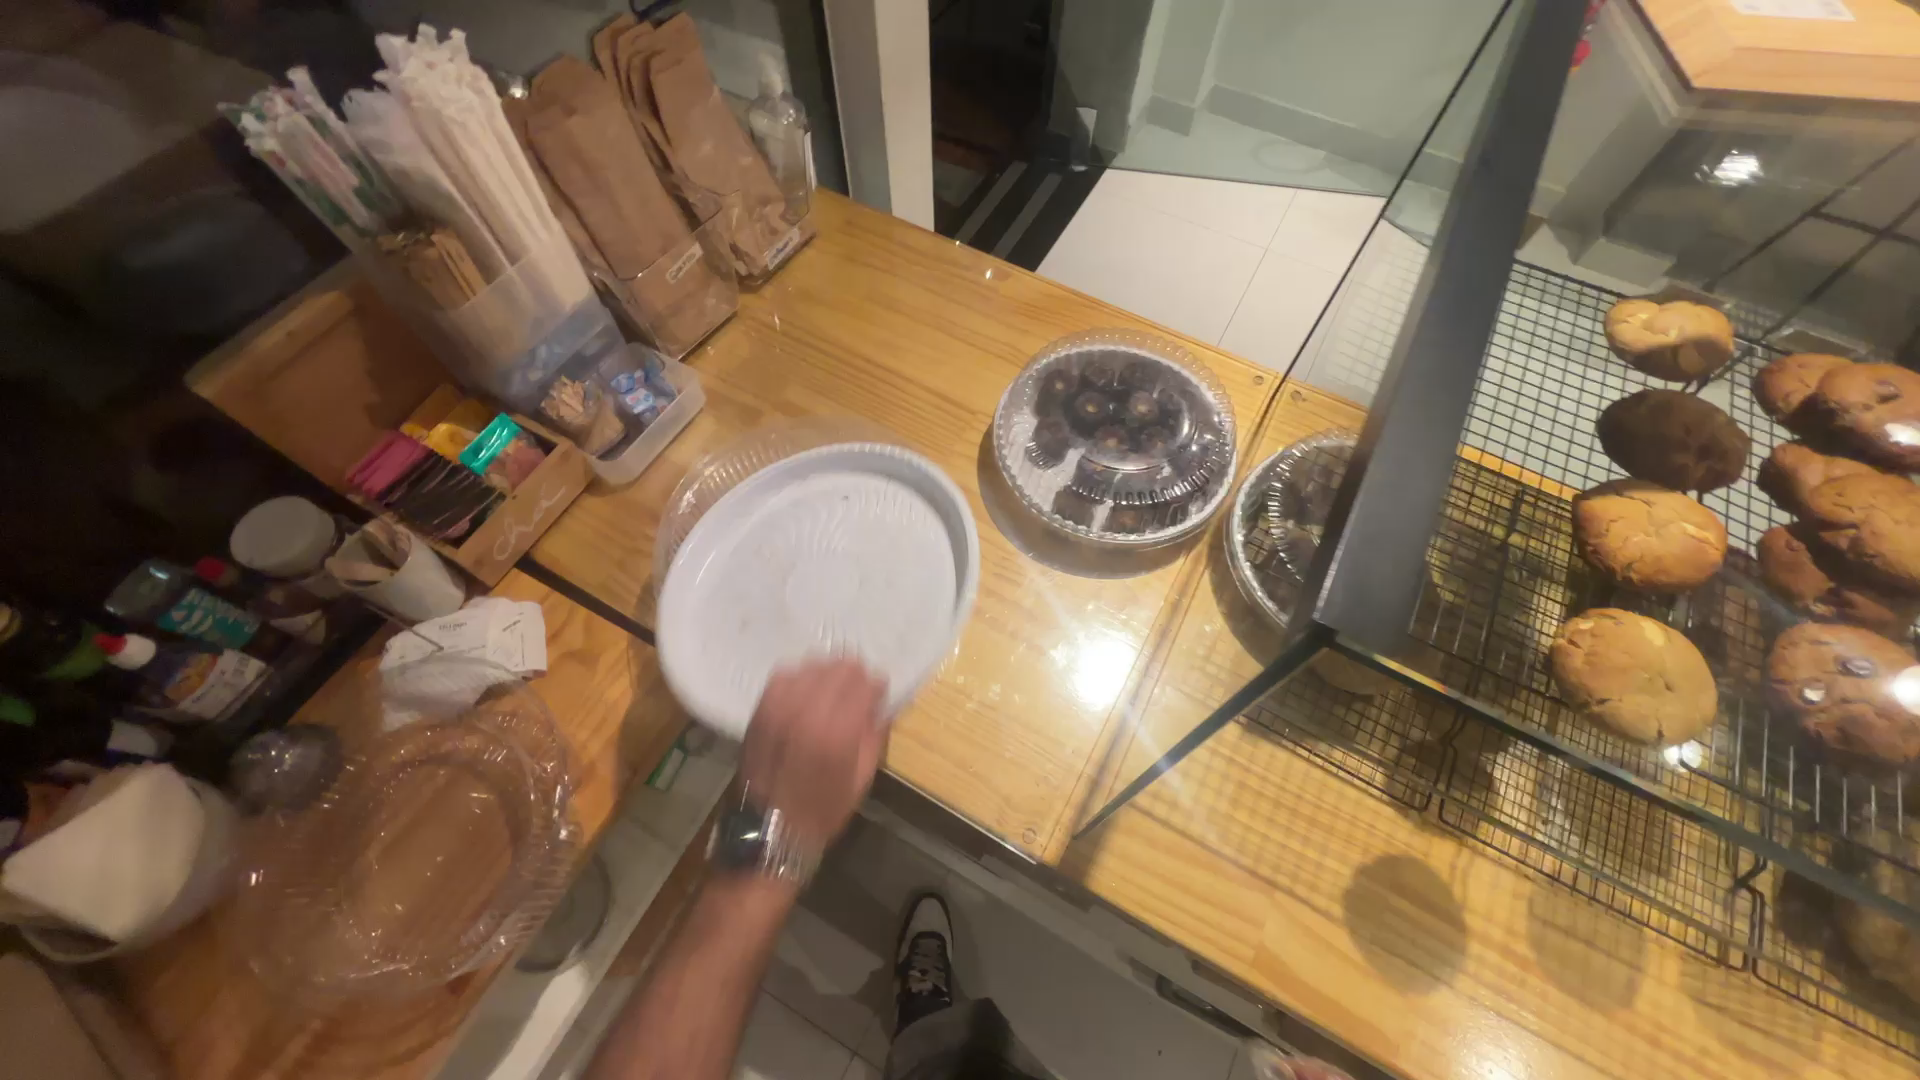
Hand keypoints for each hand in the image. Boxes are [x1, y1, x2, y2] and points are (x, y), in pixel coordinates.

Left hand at [742, 659, 888, 851]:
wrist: (769, 831)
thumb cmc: (823, 809)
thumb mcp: (862, 778)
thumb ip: (873, 735)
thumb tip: (879, 704)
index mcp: (839, 733)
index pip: (865, 684)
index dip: (875, 685)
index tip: (878, 694)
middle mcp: (809, 713)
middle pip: (839, 668)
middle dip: (854, 675)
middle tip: (857, 690)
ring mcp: (781, 708)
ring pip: (812, 666)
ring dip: (826, 674)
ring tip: (831, 689)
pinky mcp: (761, 710)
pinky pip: (783, 676)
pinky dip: (798, 678)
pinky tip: (804, 691)